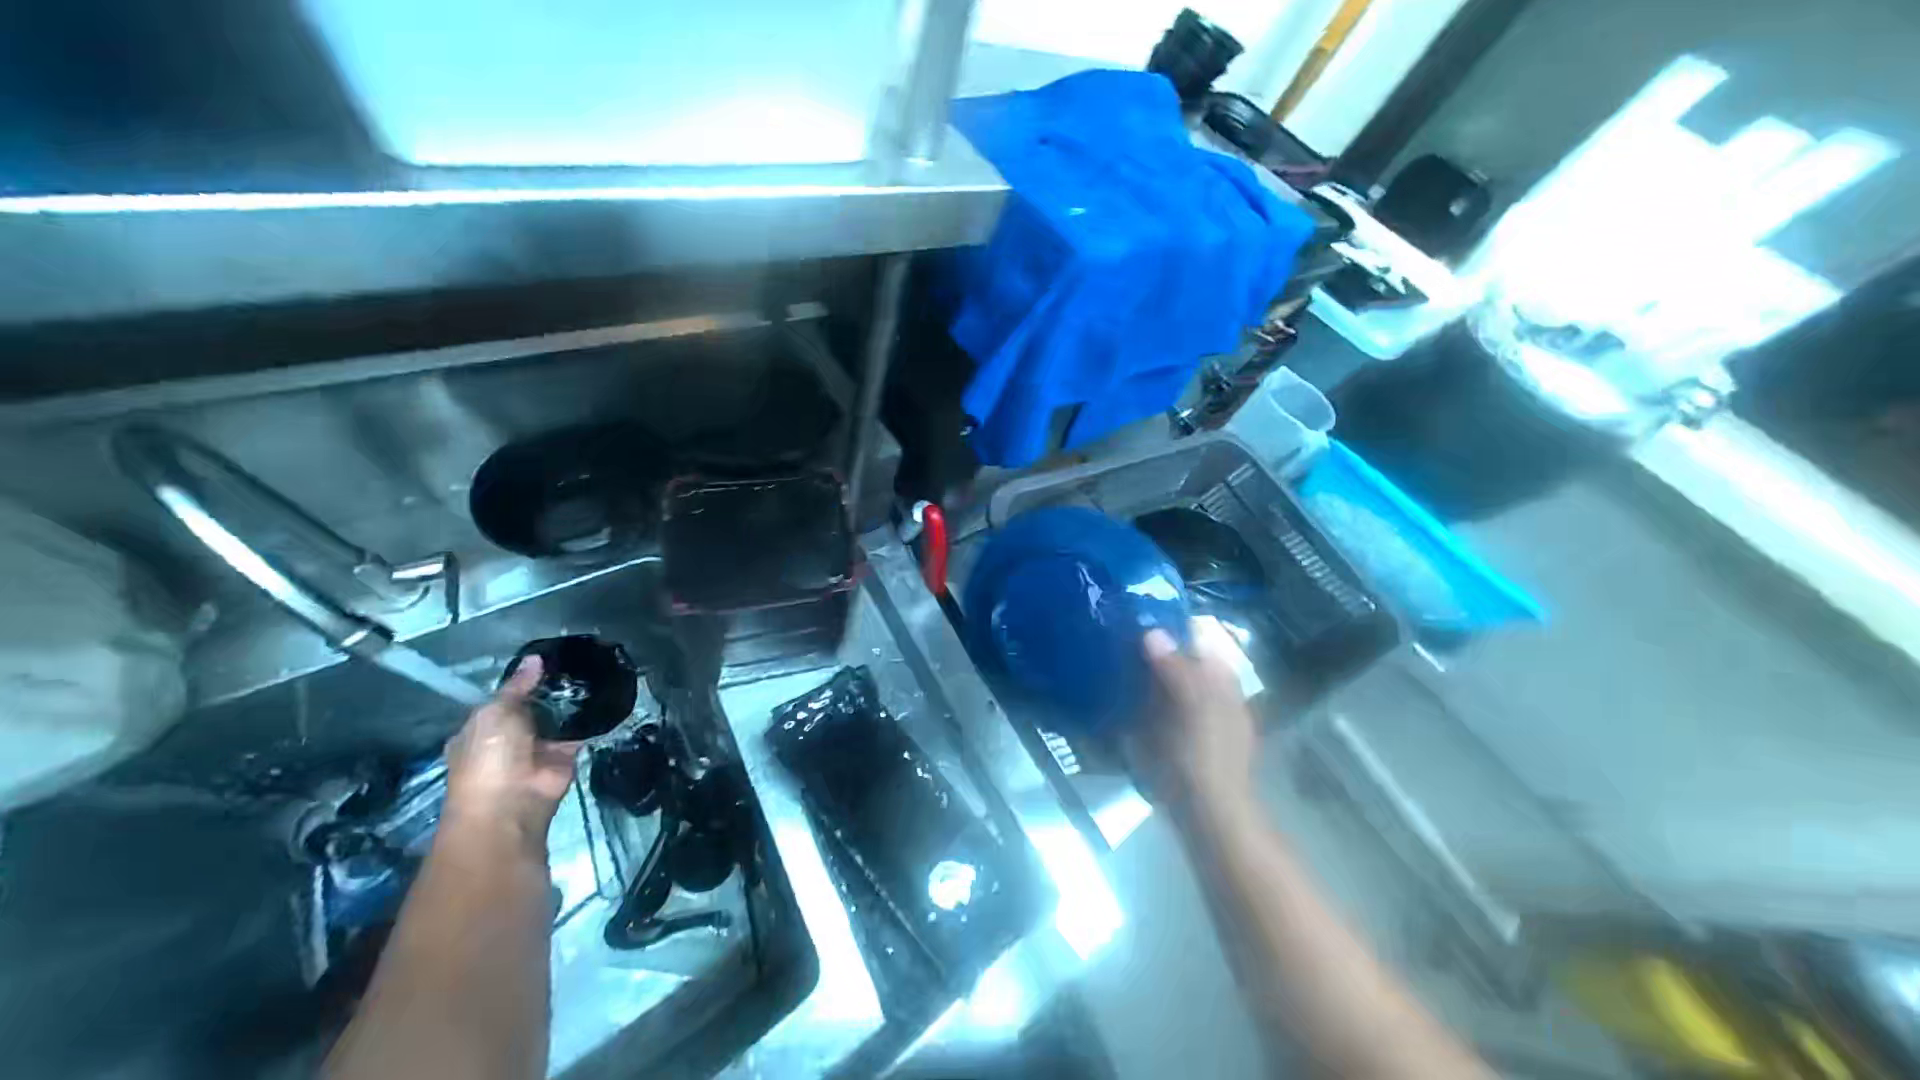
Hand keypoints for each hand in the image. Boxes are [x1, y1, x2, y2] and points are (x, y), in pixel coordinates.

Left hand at [443, 655, 579, 852]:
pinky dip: (590, 719)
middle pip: (534, 706)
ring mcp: (539, 747)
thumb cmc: (489, 754)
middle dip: (551, 689)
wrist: (511, 802)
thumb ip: (517, 686)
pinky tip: (605, 695)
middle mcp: (510, 737)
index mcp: (482, 727)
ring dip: (572, 701)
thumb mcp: (495, 712)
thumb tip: (535, 659)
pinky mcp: (566, 755)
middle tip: (577, 661)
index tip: (547, 659)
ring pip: (558, 717)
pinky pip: (580, 732)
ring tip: (595, 670)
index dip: (522, 680)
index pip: (503, 698)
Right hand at [1137, 622, 1258, 805]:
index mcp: (1223, 685)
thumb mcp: (1192, 706)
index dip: (1174, 631)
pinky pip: (1159, 712)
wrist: (1209, 816)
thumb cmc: (1204, 757)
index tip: (1140, 622)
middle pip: (1184, 664)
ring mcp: (1198, 723)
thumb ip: (1176, 668)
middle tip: (1120, 644)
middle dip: (1156, 654)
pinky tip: (1122, 706)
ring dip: (1146, 678)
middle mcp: (1215, 699)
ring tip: (1114, 668)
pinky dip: (1143, 705)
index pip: (1201, 643)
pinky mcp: (1180, 744)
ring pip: (1169, 688)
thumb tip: (1153, 632)